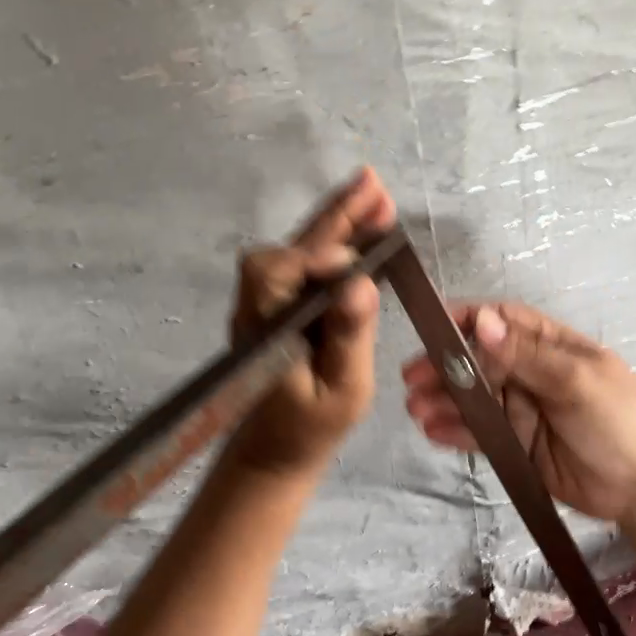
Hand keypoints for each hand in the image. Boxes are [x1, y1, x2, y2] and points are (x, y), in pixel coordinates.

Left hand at [225, 168, 396, 476]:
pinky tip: (365, 220)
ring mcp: (269, 299)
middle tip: (372, 183)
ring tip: (375, 191)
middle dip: (334, 215)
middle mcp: (260, 302)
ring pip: (302, 246)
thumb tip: (361, 282)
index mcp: (266, 326)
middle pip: (294, 245)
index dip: (317, 257)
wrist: (274, 452)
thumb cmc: (310, 429)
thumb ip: (349, 337)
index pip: (280, 271)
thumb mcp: (342, 392)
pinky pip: (309, 259)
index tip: (355, 260)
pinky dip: (337, 237)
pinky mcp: (285, 300)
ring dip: (339, 218)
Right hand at [401, 302, 635, 520]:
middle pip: (480, 360)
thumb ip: (526, 355)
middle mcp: (532, 371)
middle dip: (445, 365)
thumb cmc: (619, 420)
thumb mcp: (575, 381)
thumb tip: (482, 321)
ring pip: (475, 397)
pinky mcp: (517, 446)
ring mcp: (523, 409)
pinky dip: (455, 430)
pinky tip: (431, 430)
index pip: (503, 321)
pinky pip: (481, 433)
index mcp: (551, 344)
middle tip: (411, 376)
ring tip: (415, 408)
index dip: (467, 319)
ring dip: (444, 399)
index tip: (432, 324)